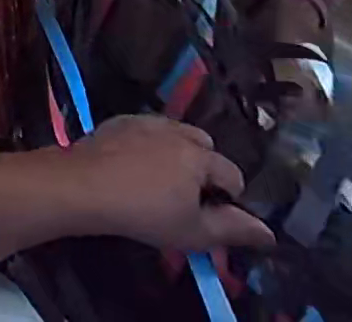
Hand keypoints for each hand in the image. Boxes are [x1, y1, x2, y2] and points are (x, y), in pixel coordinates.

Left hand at [52, 114, 274, 251]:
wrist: (85, 184)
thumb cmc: (144, 211)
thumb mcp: (195, 231)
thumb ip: (234, 229)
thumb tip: (266, 231)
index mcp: (198, 155)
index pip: (232, 173)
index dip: (228, 198)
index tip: (209, 214)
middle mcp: (173, 129)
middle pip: (204, 144)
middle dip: (204, 168)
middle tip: (187, 195)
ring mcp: (142, 120)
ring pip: (174, 132)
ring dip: (178, 152)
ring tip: (163, 179)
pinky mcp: (117, 120)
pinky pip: (146, 129)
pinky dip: (150, 143)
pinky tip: (136, 163)